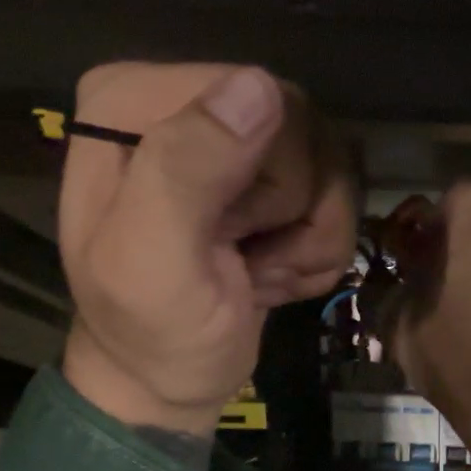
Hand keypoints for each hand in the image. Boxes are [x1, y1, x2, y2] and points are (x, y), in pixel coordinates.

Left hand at [58, 63, 356, 437]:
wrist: (170, 385)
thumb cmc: (154, 331)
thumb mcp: (156, 258)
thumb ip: (187, 168)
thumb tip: (261, 86)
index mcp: (135, 104)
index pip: (261, 99)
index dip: (269, 180)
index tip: (230, 233)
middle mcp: (188, 106)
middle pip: (305, 132)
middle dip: (293, 217)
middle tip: (244, 260)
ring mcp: (235, 147)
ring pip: (332, 169)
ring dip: (309, 242)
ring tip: (258, 274)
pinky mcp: (269, 184)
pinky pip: (336, 201)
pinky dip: (315, 255)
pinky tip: (270, 276)